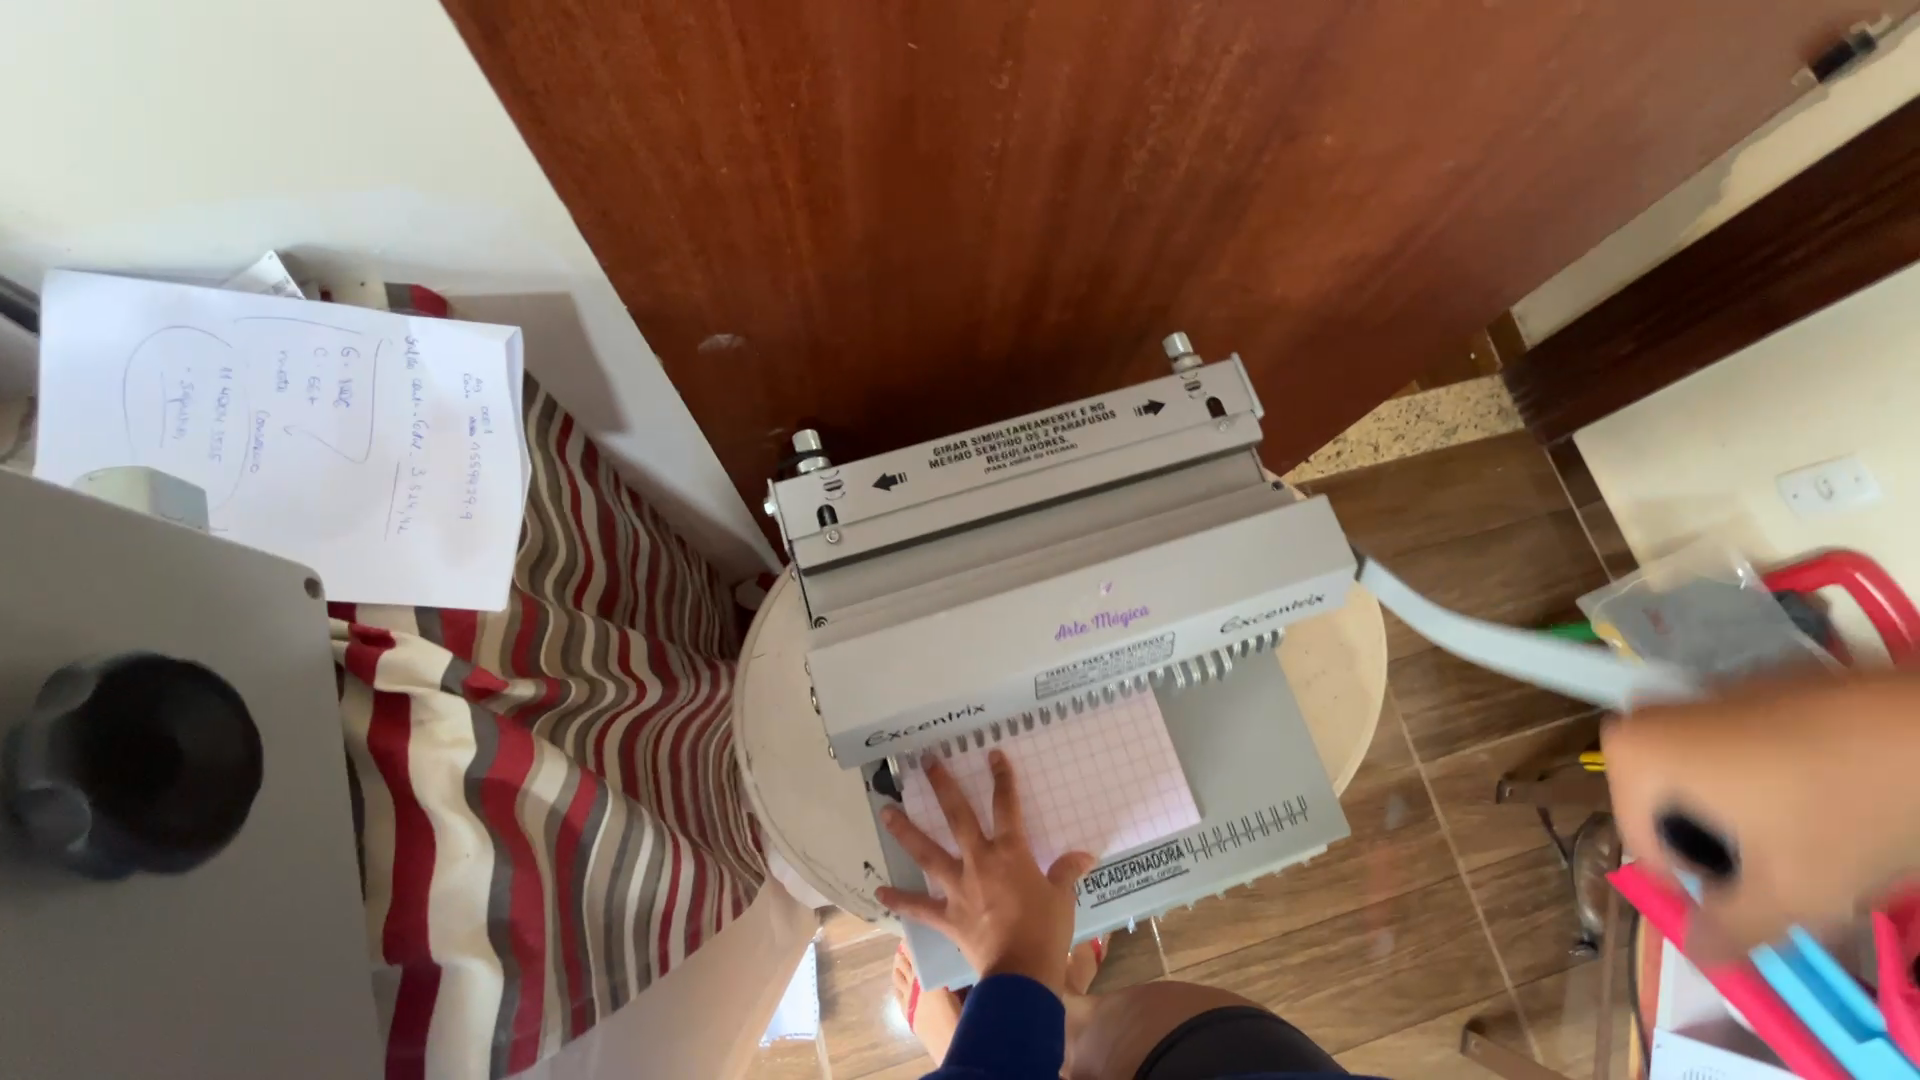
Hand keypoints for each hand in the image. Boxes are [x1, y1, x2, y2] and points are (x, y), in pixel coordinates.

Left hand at [876, 750, 1095, 995]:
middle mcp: (979, 861)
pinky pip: (919, 906)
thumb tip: (1083, 855)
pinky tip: (879, 891)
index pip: (1006, 805)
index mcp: (1010, 852)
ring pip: (927, 852)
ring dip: (906, 831)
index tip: (993, 755)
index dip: (1001, 778)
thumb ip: (1066, 871)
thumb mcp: (1063, 897)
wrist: (1022, 972)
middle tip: (926, 763)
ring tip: (886, 812)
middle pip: (958, 816)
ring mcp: (959, 887)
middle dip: (942, 786)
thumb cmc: (1046, 931)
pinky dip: (899, 899)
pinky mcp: (947, 916)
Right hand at [1604, 669, 1919, 964]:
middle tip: (1802, 870)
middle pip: (1674, 815)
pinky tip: (1834, 794)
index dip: (1711, 891)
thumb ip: (1736, 929)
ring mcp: (1695, 700)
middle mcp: (1644, 720)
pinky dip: (1775, 784)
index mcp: (1630, 756)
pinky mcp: (1746, 691)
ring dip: (1755, 822)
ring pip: (1708, 787)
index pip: (1649, 851)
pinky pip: (1740, 756)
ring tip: (1825, 834)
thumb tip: (1699, 956)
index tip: (1774, 899)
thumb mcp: (1795, 890)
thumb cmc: (1847, 806)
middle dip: (1733, 852)